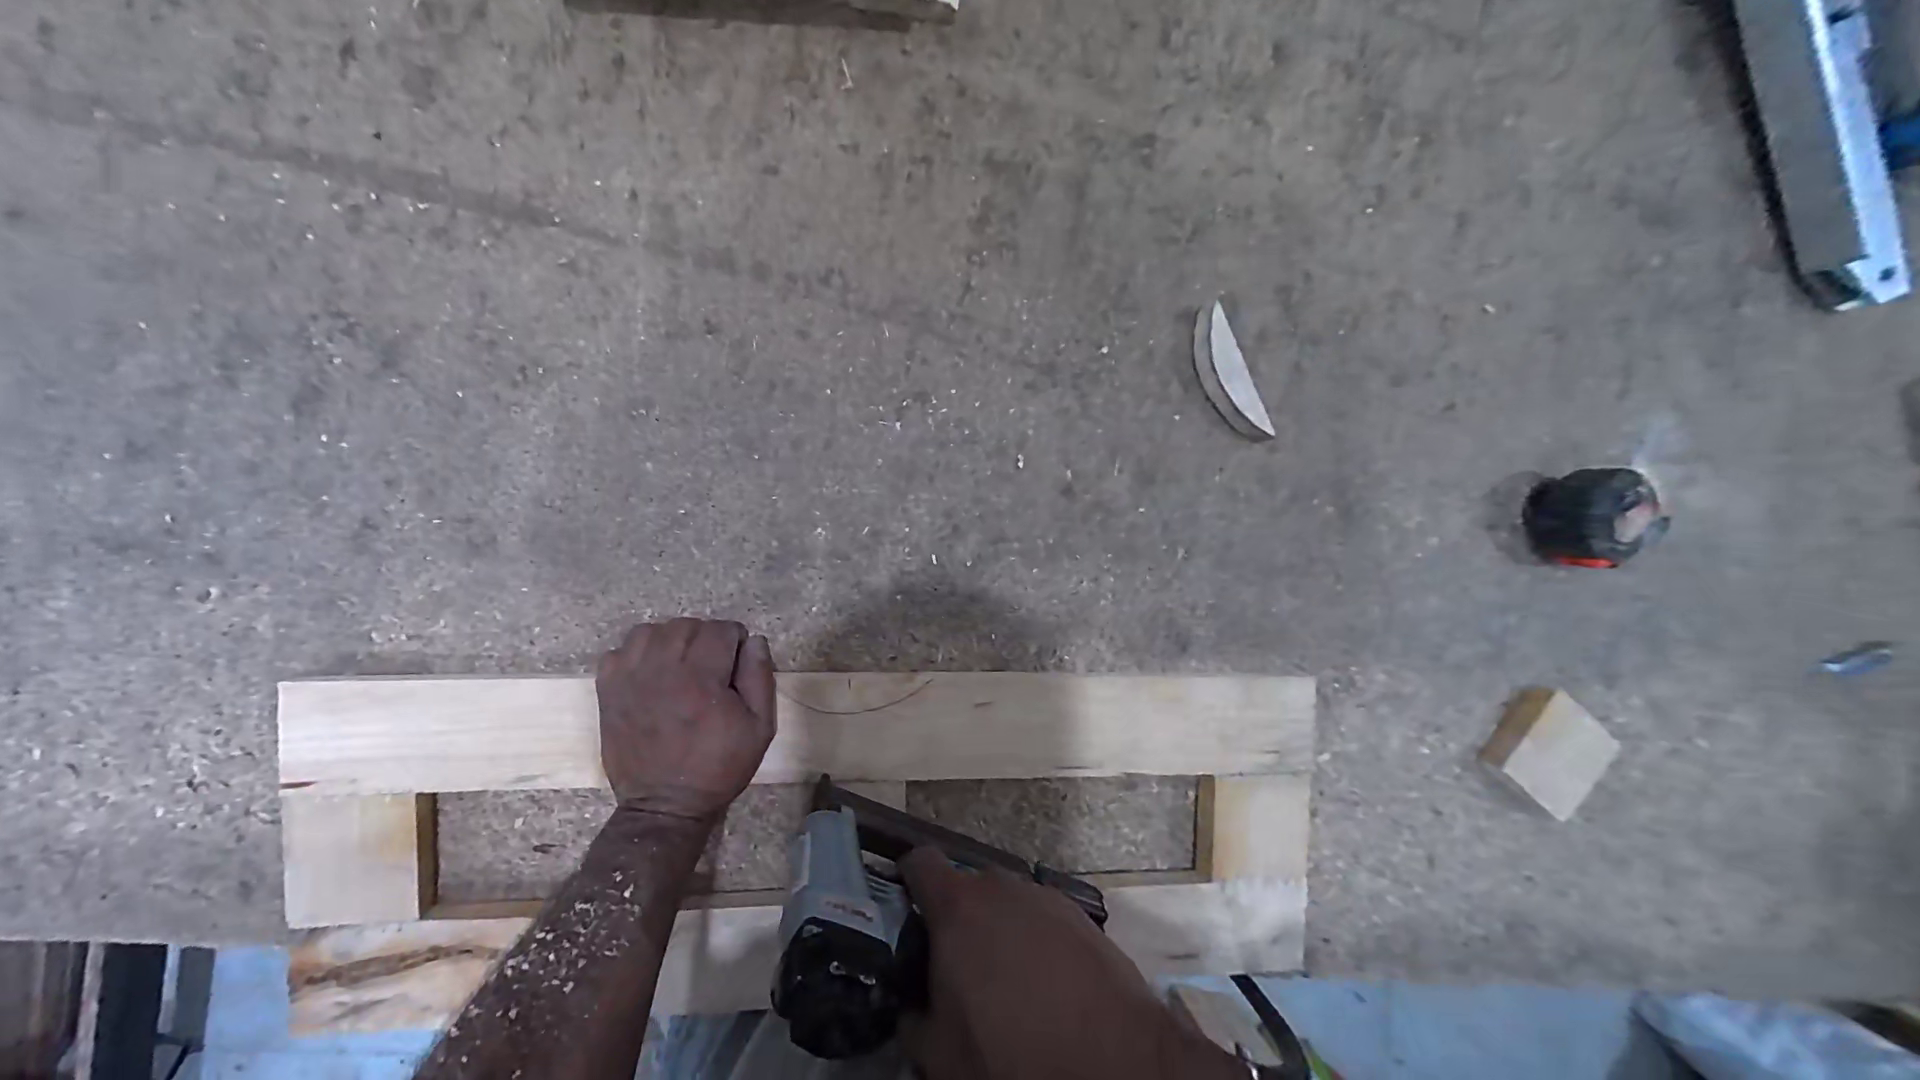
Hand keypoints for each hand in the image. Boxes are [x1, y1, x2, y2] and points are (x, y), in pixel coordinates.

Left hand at [595, 618, 775, 820]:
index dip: (737, 643)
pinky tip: (652, 675)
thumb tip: (754, 641)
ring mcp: (629, 678)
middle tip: (713, 669)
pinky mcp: (608, 690)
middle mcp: (661, 669)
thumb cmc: (719, 766)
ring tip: (681, 668)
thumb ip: (760, 676)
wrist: (664, 805)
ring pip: (653, 631)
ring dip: (672, 641)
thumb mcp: (760, 726)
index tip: (737, 667)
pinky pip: (621, 650)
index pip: (721, 630)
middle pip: (688, 626)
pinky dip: (638, 654)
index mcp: (701, 678)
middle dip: (707, 639)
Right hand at [899, 850, 1245, 1079]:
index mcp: (958, 908)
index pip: (920, 861)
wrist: (1116, 1059)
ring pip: (1006, 901)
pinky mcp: (1080, 914)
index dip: (907, 877)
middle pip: (966, 886)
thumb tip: (912, 1007)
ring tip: (1007, 980)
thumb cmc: (1013, 1052)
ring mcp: (1044, 896)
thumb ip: (914, 1019)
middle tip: (956, 965)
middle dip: (956, 917)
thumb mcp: (941, 1054)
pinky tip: (1046, 983)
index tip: (905, 906)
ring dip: (998, 927)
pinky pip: (1041, 916)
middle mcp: (1000, 887)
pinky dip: (1034, 938)